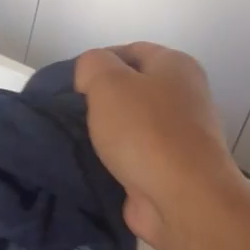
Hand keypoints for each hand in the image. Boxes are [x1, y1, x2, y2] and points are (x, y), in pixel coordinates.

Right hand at [74, 43, 248, 249]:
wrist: (181, 198)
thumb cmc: (145, 132)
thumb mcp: (108, 83)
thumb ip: (92, 65)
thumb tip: (90, 78)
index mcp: (175, 65)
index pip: (128, 51)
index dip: (95, 64)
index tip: (68, 86)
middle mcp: (183, 96)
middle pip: (130, 89)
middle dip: (97, 101)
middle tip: (67, 115)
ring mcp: (178, 135)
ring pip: (129, 125)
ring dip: (102, 134)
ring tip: (72, 142)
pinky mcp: (169, 169)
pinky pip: (132, 156)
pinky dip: (112, 161)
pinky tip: (89, 166)